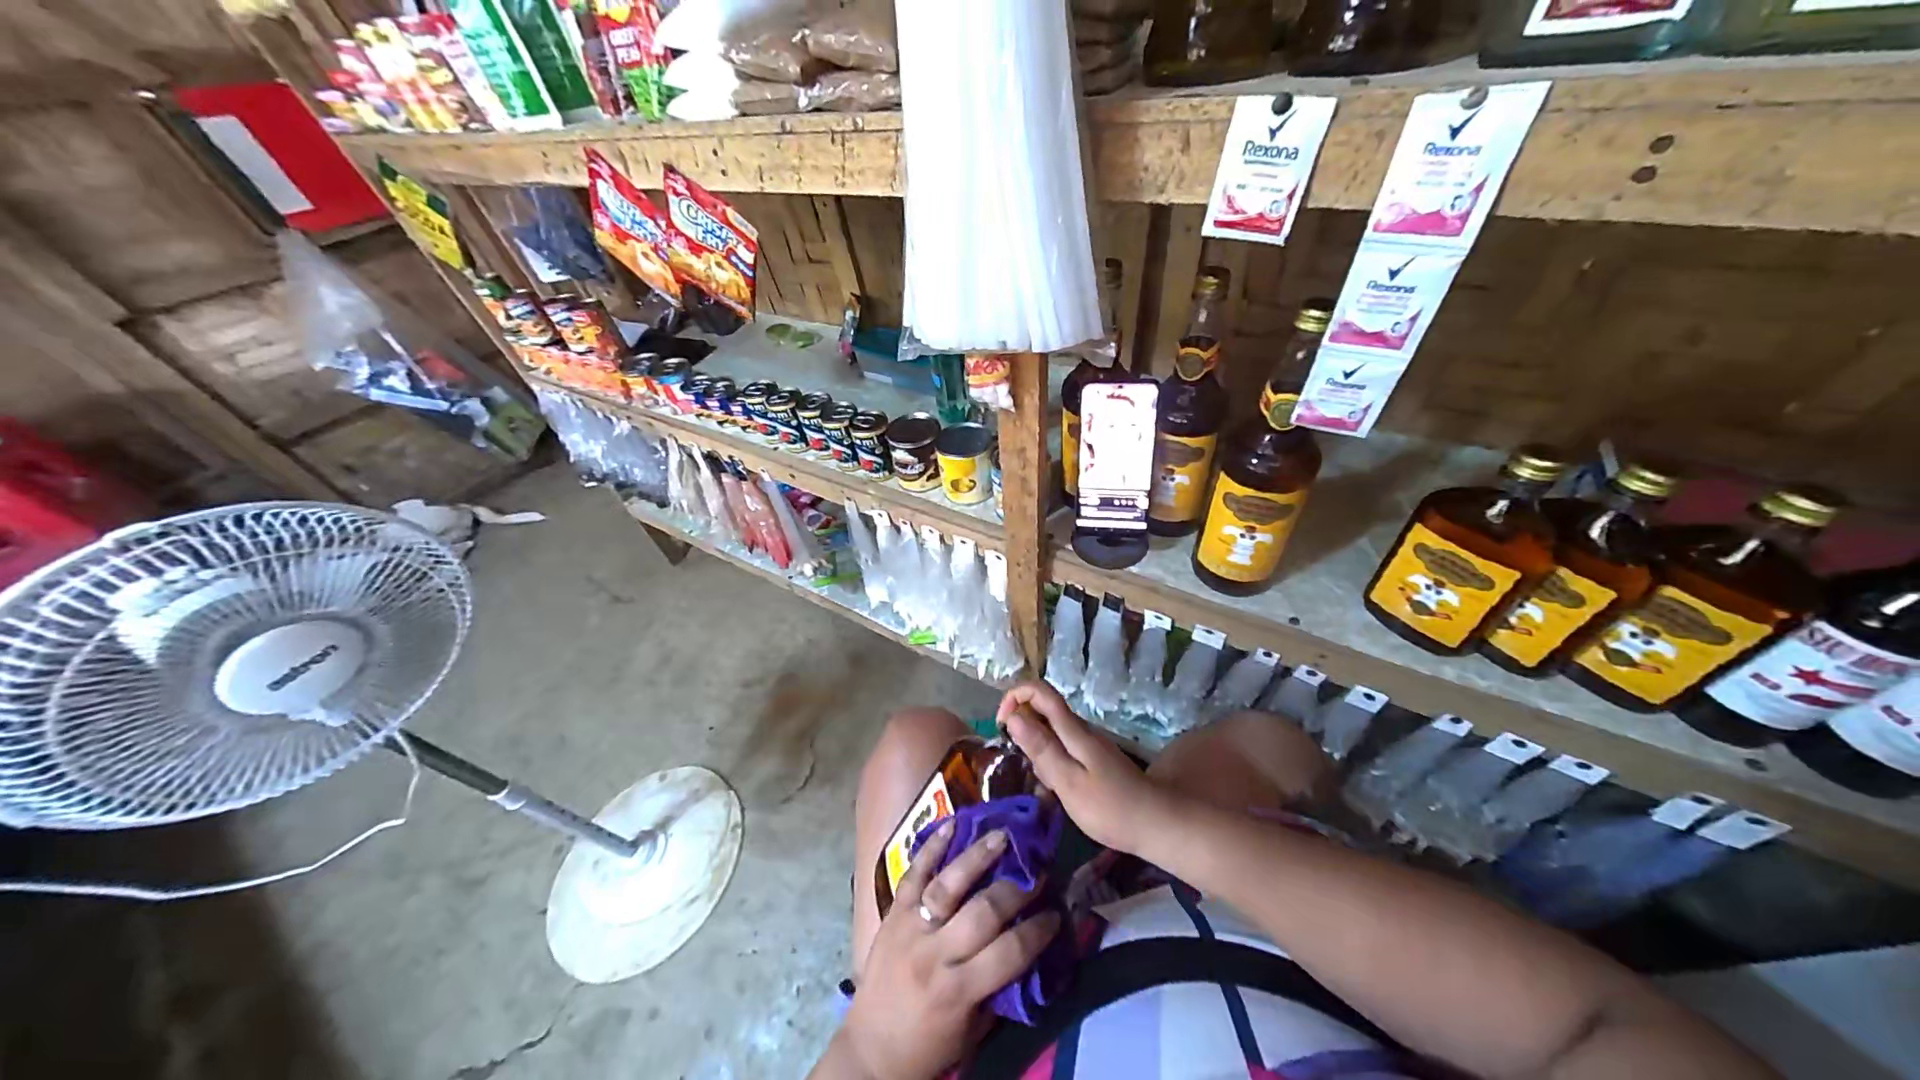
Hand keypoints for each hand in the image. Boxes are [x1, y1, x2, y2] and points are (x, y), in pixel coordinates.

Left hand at [840, 819, 1059, 1079]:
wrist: (872, 1049)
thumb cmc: (930, 1043)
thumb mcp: (974, 1027)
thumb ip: (1000, 985)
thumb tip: (1031, 944)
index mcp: (958, 989)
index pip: (1009, 952)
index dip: (1038, 930)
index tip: (1056, 913)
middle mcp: (935, 954)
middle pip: (983, 911)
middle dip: (1016, 889)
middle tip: (1038, 871)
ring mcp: (910, 928)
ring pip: (947, 885)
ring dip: (977, 857)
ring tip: (1002, 836)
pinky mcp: (893, 914)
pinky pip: (913, 874)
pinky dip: (931, 848)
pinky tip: (952, 824)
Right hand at [996, 681, 1173, 854]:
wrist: (1157, 825)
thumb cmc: (1109, 807)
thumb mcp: (1067, 781)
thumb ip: (1041, 748)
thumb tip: (1014, 715)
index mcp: (1074, 731)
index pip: (1042, 693)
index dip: (1016, 695)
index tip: (1001, 722)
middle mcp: (1082, 730)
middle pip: (1046, 708)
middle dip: (1022, 721)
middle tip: (1014, 756)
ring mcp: (1091, 745)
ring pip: (1053, 729)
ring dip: (1035, 742)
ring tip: (1035, 777)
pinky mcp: (1095, 760)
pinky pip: (1064, 746)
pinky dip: (1049, 757)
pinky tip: (1053, 785)